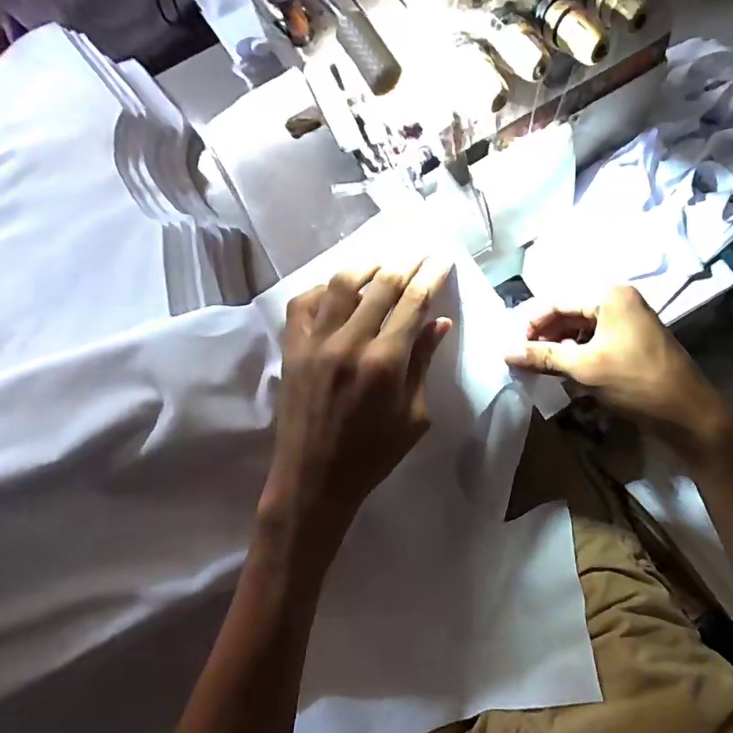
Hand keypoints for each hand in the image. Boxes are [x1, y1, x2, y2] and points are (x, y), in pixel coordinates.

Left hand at [261, 257, 453, 569]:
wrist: (314, 478)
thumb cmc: (373, 454)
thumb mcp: (413, 415)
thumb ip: (423, 363)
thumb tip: (439, 323)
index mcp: (385, 362)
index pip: (413, 303)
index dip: (431, 277)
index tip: (441, 259)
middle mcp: (349, 342)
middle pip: (381, 285)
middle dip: (405, 264)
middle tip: (419, 253)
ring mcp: (315, 342)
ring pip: (340, 284)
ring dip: (366, 267)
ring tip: (382, 263)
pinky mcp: (292, 348)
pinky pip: (303, 303)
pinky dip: (323, 289)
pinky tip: (337, 291)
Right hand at [505, 286, 732, 458]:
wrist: (687, 413)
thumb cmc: (636, 382)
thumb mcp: (585, 368)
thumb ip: (543, 356)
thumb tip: (505, 352)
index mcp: (609, 295)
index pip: (556, 301)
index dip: (529, 324)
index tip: (509, 348)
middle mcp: (618, 301)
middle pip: (566, 314)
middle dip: (542, 337)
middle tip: (520, 360)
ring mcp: (625, 322)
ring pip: (578, 330)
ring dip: (557, 349)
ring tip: (537, 369)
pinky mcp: (628, 343)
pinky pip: (592, 343)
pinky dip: (575, 357)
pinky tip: (561, 374)